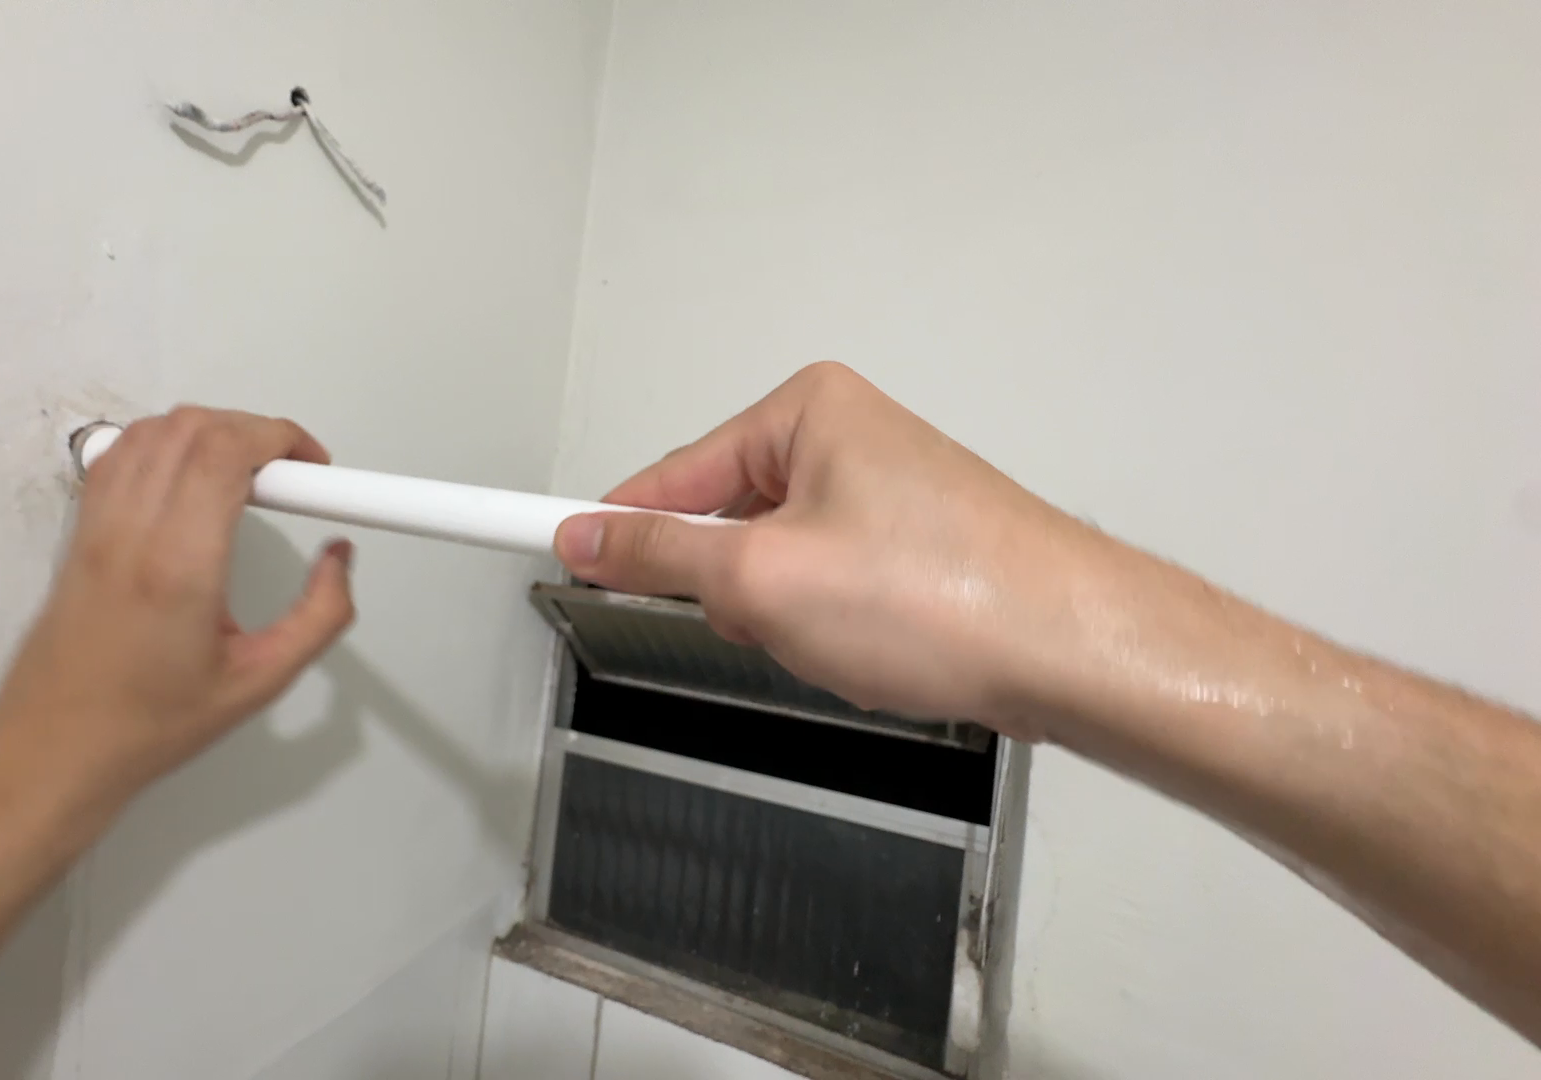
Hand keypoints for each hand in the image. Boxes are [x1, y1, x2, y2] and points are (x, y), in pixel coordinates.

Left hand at [0, 407, 355, 813]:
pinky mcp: (82, 532)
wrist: (53, 751)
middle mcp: (131, 533)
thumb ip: (321, 615)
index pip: (226, 451)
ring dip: (214, 430)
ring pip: (154, 429)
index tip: (317, 466)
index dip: (282, 437)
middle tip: (295, 471)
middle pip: (194, 427)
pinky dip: (169, 441)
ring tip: (253, 473)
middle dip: (259, 430)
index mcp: (179, 566)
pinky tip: (196, 477)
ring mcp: (98, 527)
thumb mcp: (264, 680)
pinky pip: (122, 452)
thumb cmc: (149, 723)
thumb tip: (339, 559)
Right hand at [554, 362, 1108, 738]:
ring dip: (779, 613)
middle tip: (772, 615)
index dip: (604, 518)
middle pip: (719, 523)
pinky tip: (869, 642)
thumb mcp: (763, 577)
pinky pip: (813, 583)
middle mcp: (839, 438)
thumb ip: (658, 555)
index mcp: (805, 413)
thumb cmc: (941, 594)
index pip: (667, 473)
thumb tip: (585, 538)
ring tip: (842, 632)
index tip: (541, 532)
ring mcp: (871, 493)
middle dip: (731, 587)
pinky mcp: (896, 544)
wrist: (1082, 654)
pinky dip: (820, 623)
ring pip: (766, 565)